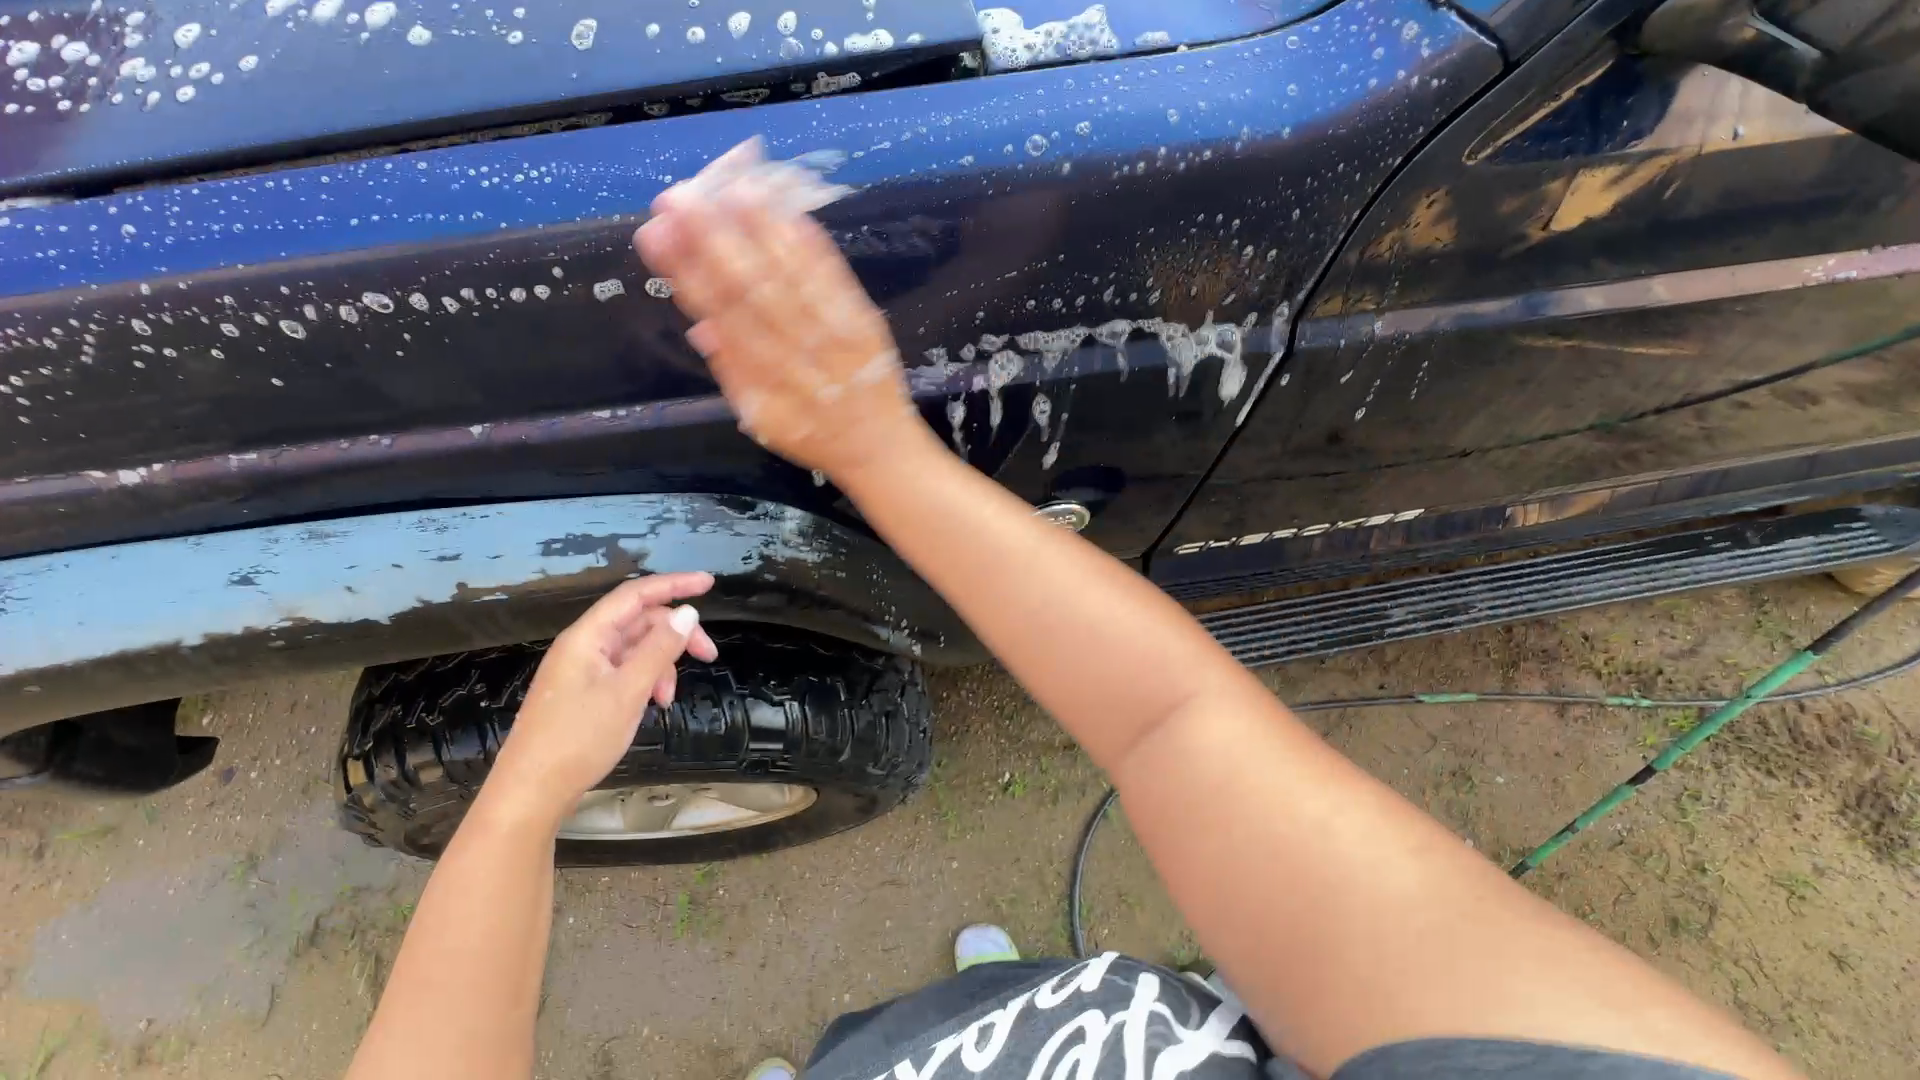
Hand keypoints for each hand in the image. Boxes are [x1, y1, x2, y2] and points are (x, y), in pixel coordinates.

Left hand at [488, 573, 719, 822]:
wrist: (532, 791)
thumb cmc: (579, 738)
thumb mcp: (628, 691)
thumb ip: (660, 649)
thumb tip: (687, 612)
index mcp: (588, 637)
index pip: (636, 595)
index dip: (674, 584)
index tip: (709, 583)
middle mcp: (584, 646)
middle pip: (639, 622)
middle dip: (676, 634)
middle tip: (709, 655)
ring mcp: (583, 670)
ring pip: (635, 650)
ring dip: (662, 664)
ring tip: (669, 698)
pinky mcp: (584, 694)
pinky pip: (625, 672)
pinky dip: (647, 681)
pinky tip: (653, 704)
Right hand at [633, 138, 928, 479]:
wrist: (878, 447)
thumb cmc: (812, 431)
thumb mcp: (761, 416)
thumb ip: (730, 370)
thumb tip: (700, 325)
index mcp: (760, 379)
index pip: (717, 316)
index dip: (685, 273)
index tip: (656, 233)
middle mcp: (794, 356)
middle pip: (747, 290)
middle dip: (711, 240)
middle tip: (678, 197)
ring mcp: (832, 336)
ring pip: (790, 278)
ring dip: (760, 231)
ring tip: (729, 187)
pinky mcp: (864, 322)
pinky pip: (835, 280)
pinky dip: (812, 247)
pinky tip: (790, 213)